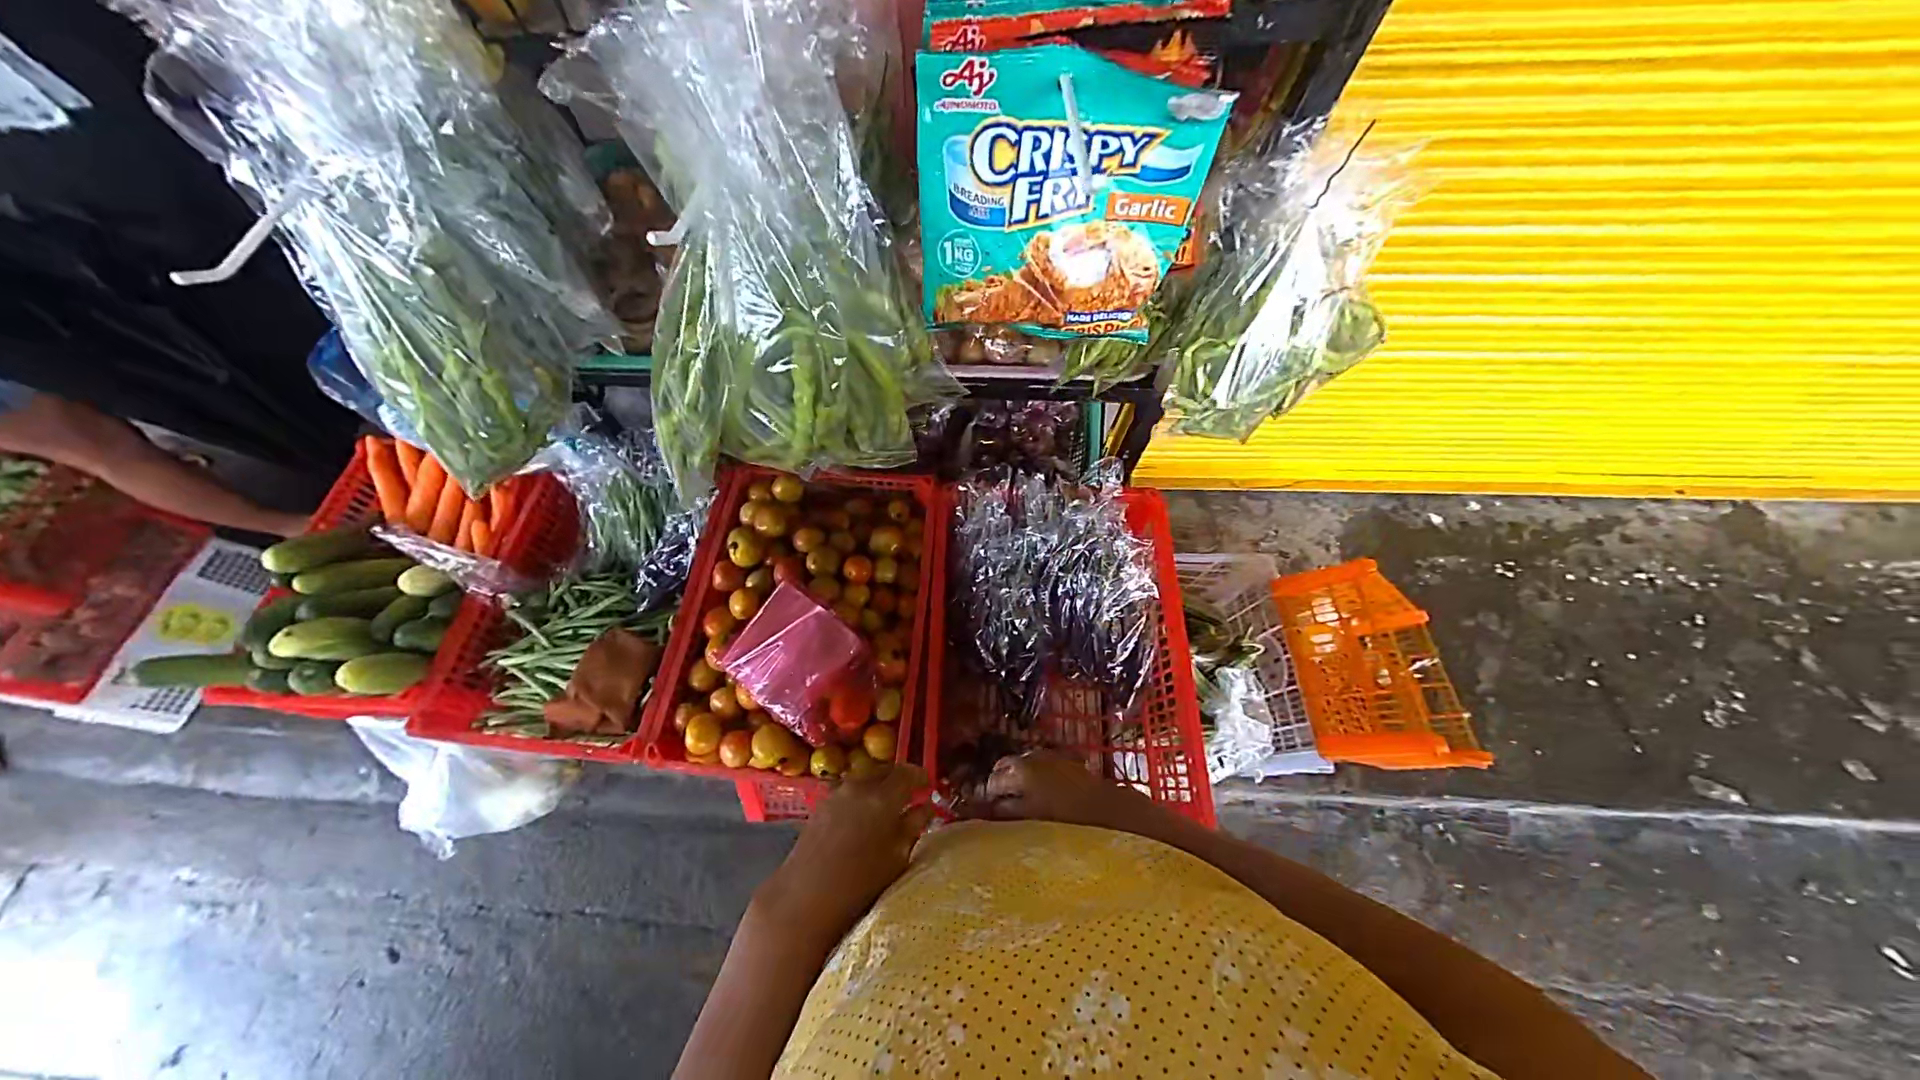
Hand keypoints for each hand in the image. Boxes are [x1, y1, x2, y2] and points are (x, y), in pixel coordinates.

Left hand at [752, 763, 934, 948]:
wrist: (804, 896)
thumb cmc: (860, 883)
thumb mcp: (897, 857)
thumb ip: (913, 827)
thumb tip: (925, 808)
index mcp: (883, 797)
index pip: (907, 773)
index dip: (920, 776)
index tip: (927, 786)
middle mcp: (859, 787)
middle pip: (884, 770)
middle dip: (899, 777)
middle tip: (910, 793)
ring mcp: (836, 794)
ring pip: (864, 778)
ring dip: (878, 785)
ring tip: (886, 805)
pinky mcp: (820, 805)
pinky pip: (847, 790)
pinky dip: (860, 795)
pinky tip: (862, 815)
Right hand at [958, 750, 1168, 834]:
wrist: (1113, 812)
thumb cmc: (1065, 819)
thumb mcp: (1025, 820)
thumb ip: (996, 814)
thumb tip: (967, 812)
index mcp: (1016, 770)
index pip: (989, 783)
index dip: (984, 802)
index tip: (984, 819)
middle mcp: (1031, 757)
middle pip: (1005, 770)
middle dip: (1001, 788)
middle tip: (1004, 815)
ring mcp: (1053, 758)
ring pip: (1025, 769)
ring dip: (1021, 784)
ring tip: (1026, 810)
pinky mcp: (1071, 764)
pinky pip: (1045, 771)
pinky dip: (1040, 783)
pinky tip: (1048, 802)